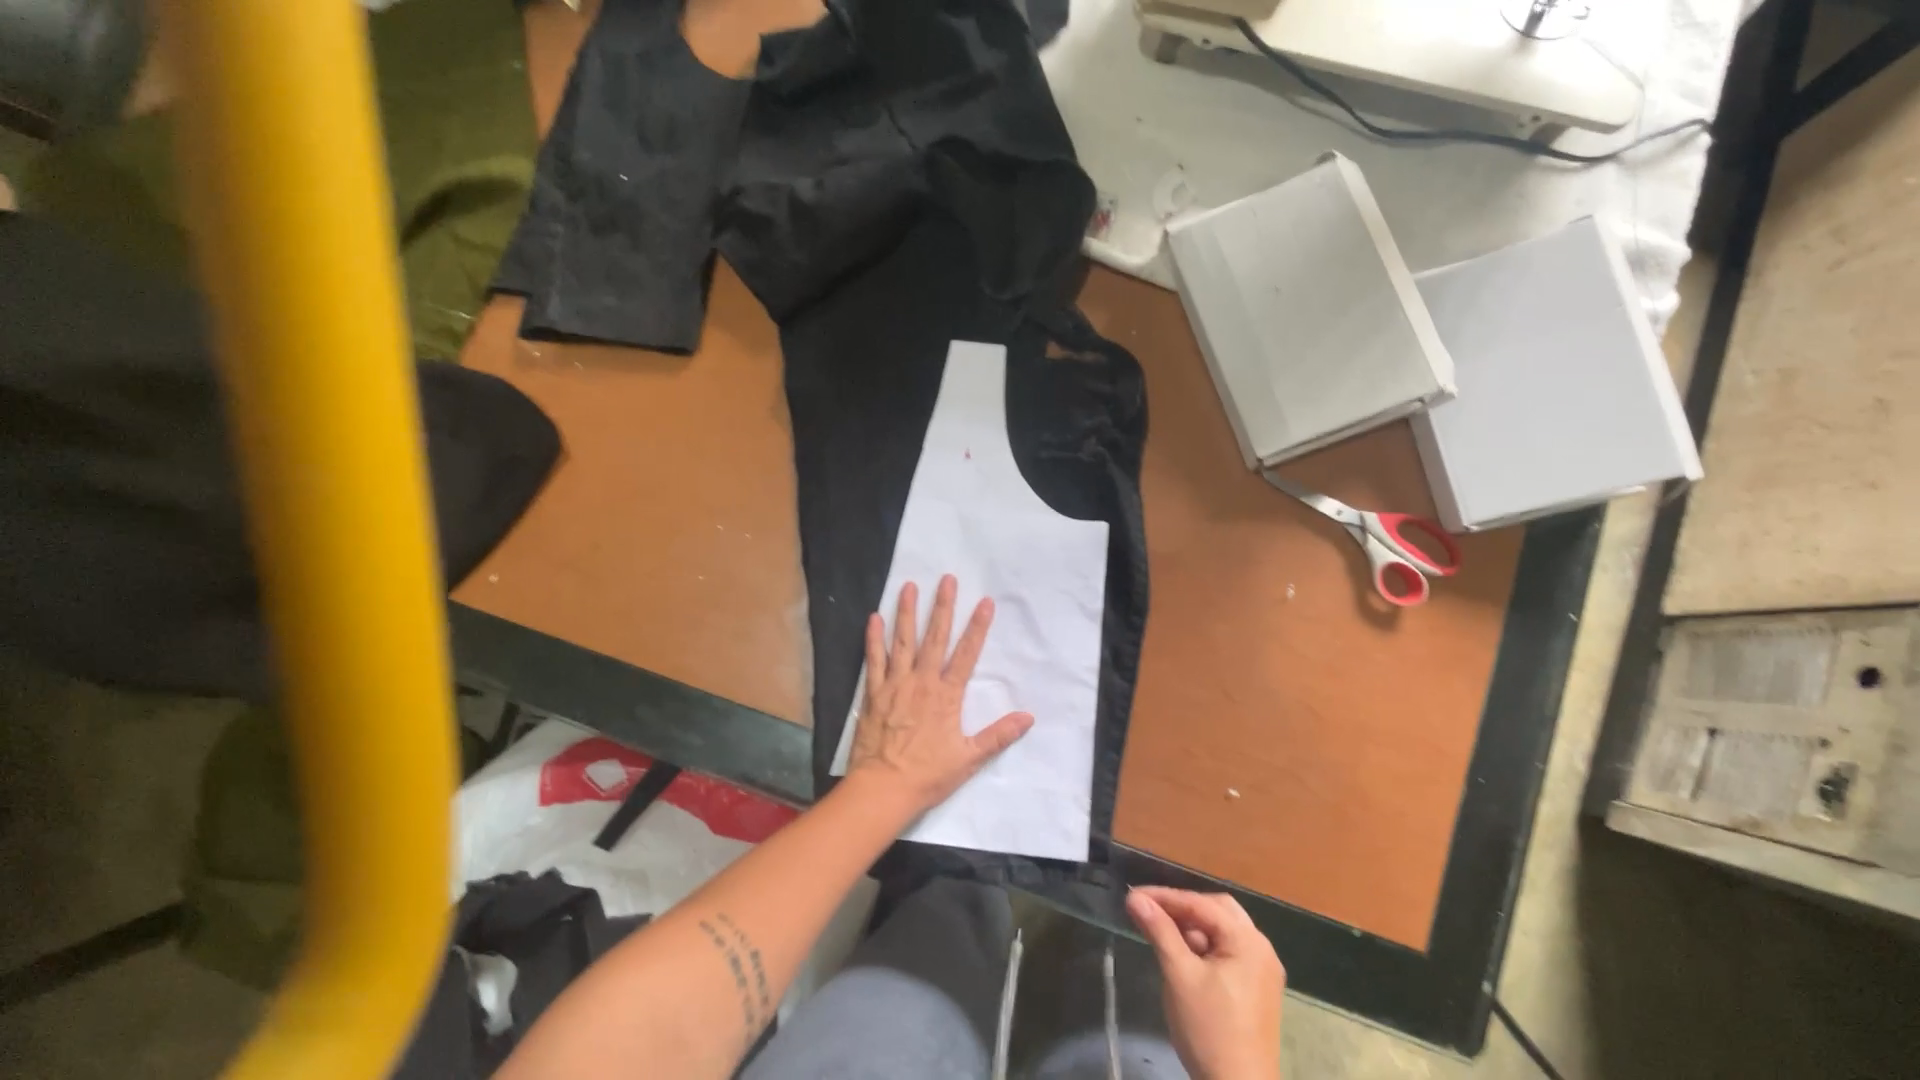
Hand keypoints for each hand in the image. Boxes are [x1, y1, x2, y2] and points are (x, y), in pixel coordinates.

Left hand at [846, 575, 1033, 814]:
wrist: (882, 788)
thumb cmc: (928, 775)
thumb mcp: (969, 759)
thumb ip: (998, 736)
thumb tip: (1028, 718)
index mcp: (946, 696)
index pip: (966, 654)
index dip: (977, 627)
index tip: (985, 602)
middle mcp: (921, 682)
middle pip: (934, 638)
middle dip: (942, 607)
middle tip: (946, 580)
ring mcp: (894, 685)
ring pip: (902, 642)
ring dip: (906, 613)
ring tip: (908, 586)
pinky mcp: (873, 694)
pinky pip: (874, 660)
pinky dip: (874, 639)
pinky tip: (874, 618)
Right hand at [1127, 886, 1284, 1079]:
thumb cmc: (1209, 1030)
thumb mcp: (1179, 976)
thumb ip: (1160, 931)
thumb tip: (1135, 899)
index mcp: (1248, 941)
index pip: (1202, 905)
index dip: (1165, 897)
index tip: (1133, 896)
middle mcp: (1262, 949)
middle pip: (1218, 912)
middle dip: (1182, 908)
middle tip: (1149, 911)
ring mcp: (1263, 971)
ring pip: (1223, 933)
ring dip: (1193, 928)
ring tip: (1161, 933)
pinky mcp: (1257, 990)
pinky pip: (1229, 953)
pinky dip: (1205, 947)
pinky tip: (1183, 957)